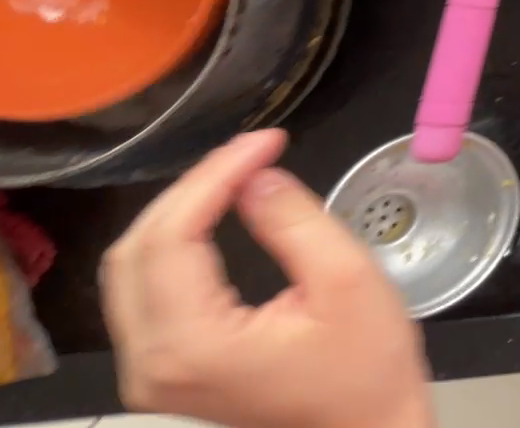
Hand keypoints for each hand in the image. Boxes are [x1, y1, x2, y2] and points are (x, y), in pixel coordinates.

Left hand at [101, 130, 431, 427]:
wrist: (364, 425)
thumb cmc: (368, 357)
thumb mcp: (348, 280)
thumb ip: (298, 225)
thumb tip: (258, 177)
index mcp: (192, 342)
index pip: (171, 240)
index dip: (214, 178)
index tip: (269, 139)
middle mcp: (150, 360)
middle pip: (135, 254)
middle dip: (193, 187)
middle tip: (257, 147)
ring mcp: (151, 369)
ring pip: (133, 269)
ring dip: (182, 210)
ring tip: (242, 169)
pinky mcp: (166, 366)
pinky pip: (149, 290)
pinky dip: (180, 240)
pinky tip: (219, 212)